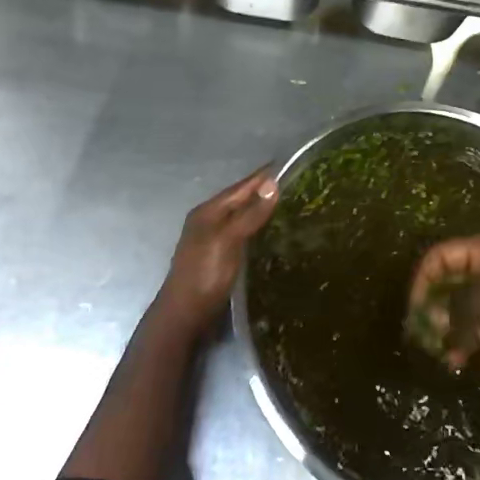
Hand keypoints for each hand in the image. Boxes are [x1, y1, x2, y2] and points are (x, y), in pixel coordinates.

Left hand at [159, 165, 276, 332]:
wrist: (184, 316)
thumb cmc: (205, 275)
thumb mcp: (228, 240)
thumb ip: (250, 213)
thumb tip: (273, 183)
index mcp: (208, 212)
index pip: (241, 187)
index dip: (263, 176)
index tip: (288, 163)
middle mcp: (208, 220)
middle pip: (240, 199)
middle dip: (263, 189)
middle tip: (295, 182)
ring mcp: (212, 238)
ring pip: (240, 214)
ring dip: (260, 207)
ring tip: (287, 202)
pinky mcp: (218, 255)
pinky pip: (241, 230)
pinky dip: (256, 225)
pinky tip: (269, 230)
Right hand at [407, 232, 479, 367]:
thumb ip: (464, 308)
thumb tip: (436, 322)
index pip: (440, 257)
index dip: (422, 281)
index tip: (413, 313)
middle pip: (450, 282)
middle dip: (433, 308)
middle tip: (423, 340)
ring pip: (464, 308)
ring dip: (450, 329)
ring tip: (443, 356)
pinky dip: (470, 341)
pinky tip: (461, 360)